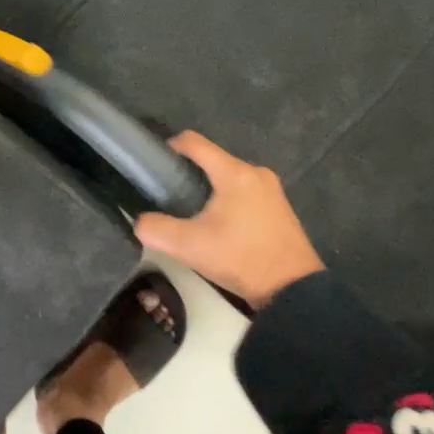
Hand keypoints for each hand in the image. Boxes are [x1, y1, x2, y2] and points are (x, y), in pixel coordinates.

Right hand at [134, 131, 324, 308]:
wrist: (294, 292)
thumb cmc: (241, 259)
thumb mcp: (189, 246)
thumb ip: (155, 229)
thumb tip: (139, 222)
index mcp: (234, 173)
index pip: (193, 142)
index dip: (169, 147)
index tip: (153, 165)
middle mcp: (255, 173)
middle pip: (211, 159)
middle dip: (188, 173)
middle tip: (169, 197)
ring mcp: (271, 190)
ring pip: (228, 177)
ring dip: (208, 189)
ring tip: (192, 214)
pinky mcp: (280, 208)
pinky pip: (244, 192)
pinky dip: (227, 201)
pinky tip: (219, 226)